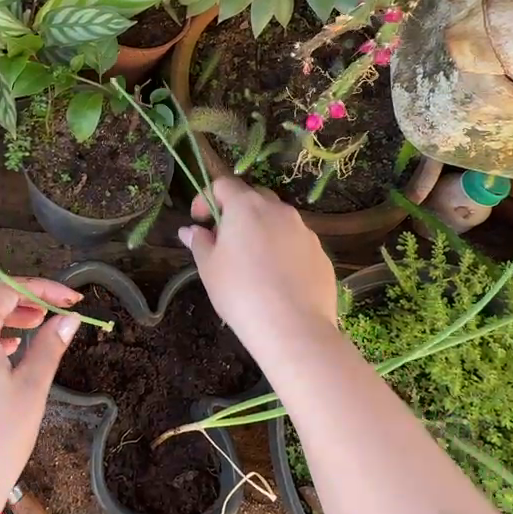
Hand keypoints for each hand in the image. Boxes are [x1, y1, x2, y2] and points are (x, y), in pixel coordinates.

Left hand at [0, 278, 82, 511]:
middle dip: (19, 294)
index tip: (71, 299)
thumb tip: (69, 319)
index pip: (7, 290)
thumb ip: (49, 346)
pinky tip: (12, 348)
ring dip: (4, 312)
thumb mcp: (31, 388)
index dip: (42, 288)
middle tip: (50, 307)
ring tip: (37, 324)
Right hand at [181, 177, 338, 354]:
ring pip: (278, 219)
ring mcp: (304, 231)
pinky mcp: (321, 253)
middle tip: (225, 239)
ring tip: (253, 261)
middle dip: (236, 211)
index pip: (223, 184)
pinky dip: (283, 250)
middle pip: (253, 197)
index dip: (206, 198)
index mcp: (246, 206)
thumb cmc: (240, 292)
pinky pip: (296, 242)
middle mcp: (278, 210)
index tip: (200, 222)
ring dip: (261, 230)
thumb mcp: (208, 267)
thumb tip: (191, 230)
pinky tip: (277, 279)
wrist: (294, 329)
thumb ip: (199, 242)